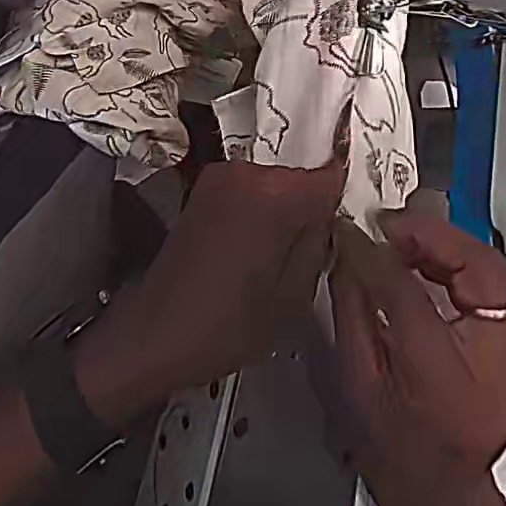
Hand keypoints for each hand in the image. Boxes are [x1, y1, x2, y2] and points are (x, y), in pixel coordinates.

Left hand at [72, 157, 345, 425]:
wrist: (153, 335)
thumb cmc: (226, 325)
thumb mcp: (293, 295)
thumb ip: (321, 241)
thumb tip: (333, 212)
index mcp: (273, 194)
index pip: (331, 175)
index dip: (346, 197)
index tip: (352, 218)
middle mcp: (246, 171)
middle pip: (303, 176)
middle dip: (315, 206)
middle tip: (318, 246)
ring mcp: (222, 176)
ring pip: (279, 182)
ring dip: (288, 208)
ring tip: (284, 252)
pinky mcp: (206, 188)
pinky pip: (254, 188)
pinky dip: (264, 208)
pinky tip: (260, 245)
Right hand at [330, 210, 505, 505]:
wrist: (448, 500)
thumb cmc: (399, 452)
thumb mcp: (358, 382)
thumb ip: (353, 309)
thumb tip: (349, 253)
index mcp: (443, 380)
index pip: (409, 291)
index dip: (377, 254)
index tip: (355, 232)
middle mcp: (496, 367)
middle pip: (478, 270)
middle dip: (432, 234)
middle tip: (391, 225)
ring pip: (495, 272)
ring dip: (448, 245)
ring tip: (406, 239)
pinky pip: (496, 289)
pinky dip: (462, 266)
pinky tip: (430, 263)